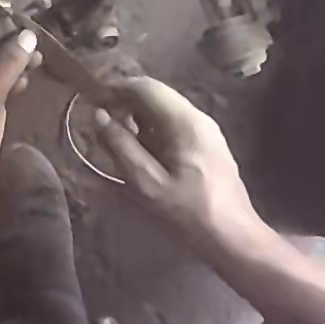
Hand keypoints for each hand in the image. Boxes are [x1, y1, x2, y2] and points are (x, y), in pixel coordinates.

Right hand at [94, 78, 268, 254]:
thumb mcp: (147, 183)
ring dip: (137, 118)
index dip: (116, 89)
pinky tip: (140, 151)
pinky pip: (172, 125)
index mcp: (185, 122)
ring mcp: (205, 130)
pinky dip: (151, 130)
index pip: (146, 87)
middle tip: (100, 124)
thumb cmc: (189, 212)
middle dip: (124, 104)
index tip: (92, 102)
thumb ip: (121, 146)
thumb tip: (99, 116)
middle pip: (156, 95)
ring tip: (116, 139)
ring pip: (163, 110)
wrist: (232, 236)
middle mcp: (198, 117)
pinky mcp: (206, 143)